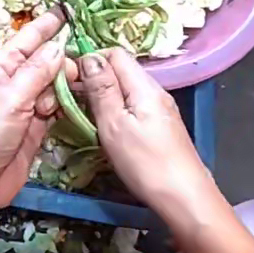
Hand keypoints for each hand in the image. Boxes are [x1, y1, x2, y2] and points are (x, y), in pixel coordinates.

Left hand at [0, 13, 69, 221]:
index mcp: (1, 64)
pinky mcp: (36, 125)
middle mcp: (14, 79)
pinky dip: (66, 106)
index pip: (29, 37)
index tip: (69, 10)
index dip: (49, 24)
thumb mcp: (11, 97)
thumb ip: (38, 71)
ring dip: (65, 88)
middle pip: (48, 60)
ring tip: (73, 95)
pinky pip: (57, 107)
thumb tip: (58, 47)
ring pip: (55, 84)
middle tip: (75, 77)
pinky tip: (78, 105)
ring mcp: (25, 103)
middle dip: (64, 64)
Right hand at [79, 47, 218, 217]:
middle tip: (69, 98)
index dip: (90, 59)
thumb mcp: (114, 124)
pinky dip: (116, 109)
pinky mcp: (161, 126)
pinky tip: (105, 126)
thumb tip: (89, 56)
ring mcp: (160, 109)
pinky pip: (133, 105)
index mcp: (144, 86)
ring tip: (82, 113)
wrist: (185, 199)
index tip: (68, 77)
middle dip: (94, 77)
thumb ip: (101, 89)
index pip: (115, 53)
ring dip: (103, 95)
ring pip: (126, 88)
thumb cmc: (145, 163)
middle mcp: (155, 91)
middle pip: (121, 69)